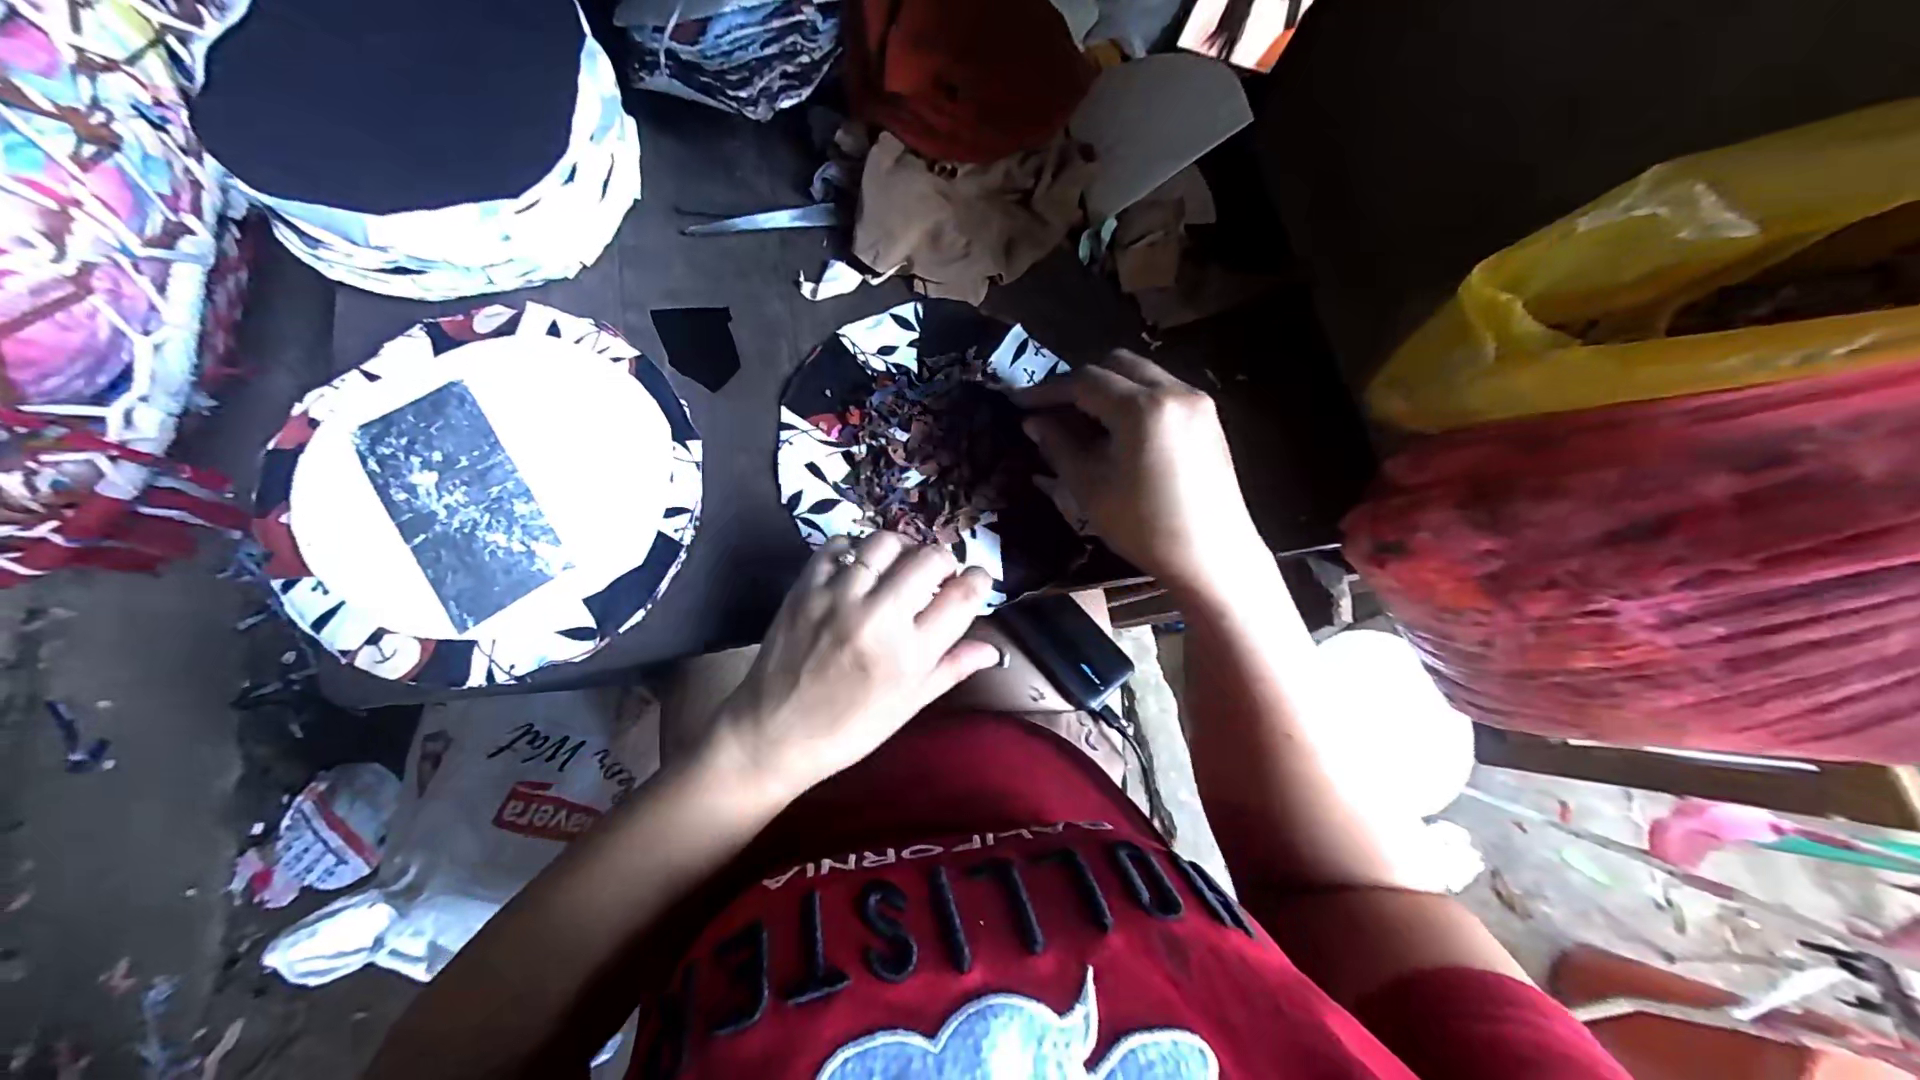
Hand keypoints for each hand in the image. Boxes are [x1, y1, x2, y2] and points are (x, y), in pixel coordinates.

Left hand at [703, 531, 1000, 799]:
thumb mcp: (908, 705)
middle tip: (937, 575)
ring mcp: (839, 597)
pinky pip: (838, 546)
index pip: (963, 596)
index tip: (977, 578)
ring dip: (902, 548)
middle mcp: (880, 617)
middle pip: (930, 559)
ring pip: (885, 543)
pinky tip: (859, 567)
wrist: (773, 733)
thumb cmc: (848, 729)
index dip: (979, 579)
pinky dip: (855, 550)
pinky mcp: (806, 587)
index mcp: (911, 653)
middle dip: (943, 561)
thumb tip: (994, 649)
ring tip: (900, 565)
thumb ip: (952, 669)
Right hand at [1018, 351, 1264, 595]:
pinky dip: (1134, 398)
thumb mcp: (1089, 486)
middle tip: (1053, 409)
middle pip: (1116, 364)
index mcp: (1142, 407)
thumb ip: (1058, 444)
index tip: (1019, 402)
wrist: (1211, 557)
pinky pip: (1162, 391)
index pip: (1084, 381)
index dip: (1047, 389)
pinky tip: (1119, 430)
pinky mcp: (1208, 418)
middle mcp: (1174, 391)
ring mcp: (1196, 402)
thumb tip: (1034, 421)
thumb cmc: (1143, 525)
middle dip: (1079, 382)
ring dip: (1109, 388)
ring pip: (1141, 374)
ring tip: (1084, 421)